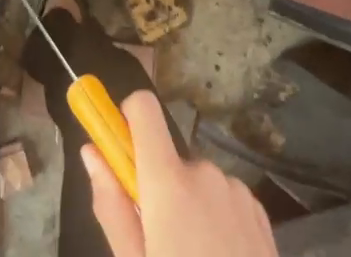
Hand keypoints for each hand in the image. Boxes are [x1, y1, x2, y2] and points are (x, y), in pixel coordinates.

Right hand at [84, 91, 277, 256]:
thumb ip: (111, 203)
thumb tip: (91, 151)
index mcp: (168, 181)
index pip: (143, 108)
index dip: (125, 117)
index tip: (117, 146)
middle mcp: (203, 172)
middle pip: (166, 156)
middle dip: (156, 186)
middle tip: (156, 237)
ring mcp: (236, 189)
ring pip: (195, 180)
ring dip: (187, 204)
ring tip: (190, 255)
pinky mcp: (259, 209)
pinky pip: (222, 196)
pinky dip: (213, 216)